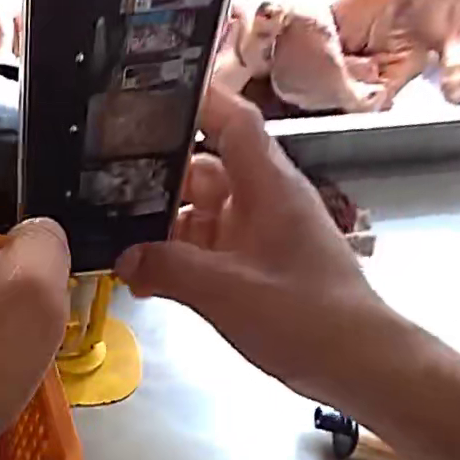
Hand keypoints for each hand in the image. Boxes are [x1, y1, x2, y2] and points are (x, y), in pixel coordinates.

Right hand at [113, 87, 431, 408]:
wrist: (353, 363)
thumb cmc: (302, 315)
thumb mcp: (227, 290)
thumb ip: (169, 269)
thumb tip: (123, 259)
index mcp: (268, 189)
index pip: (233, 124)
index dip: (198, 103)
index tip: (151, 97)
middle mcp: (260, 205)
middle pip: (203, 174)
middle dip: (158, 181)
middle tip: (105, 191)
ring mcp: (255, 240)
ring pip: (199, 218)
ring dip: (161, 230)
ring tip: (115, 241)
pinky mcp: (250, 271)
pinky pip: (203, 254)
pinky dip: (175, 262)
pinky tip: (143, 280)